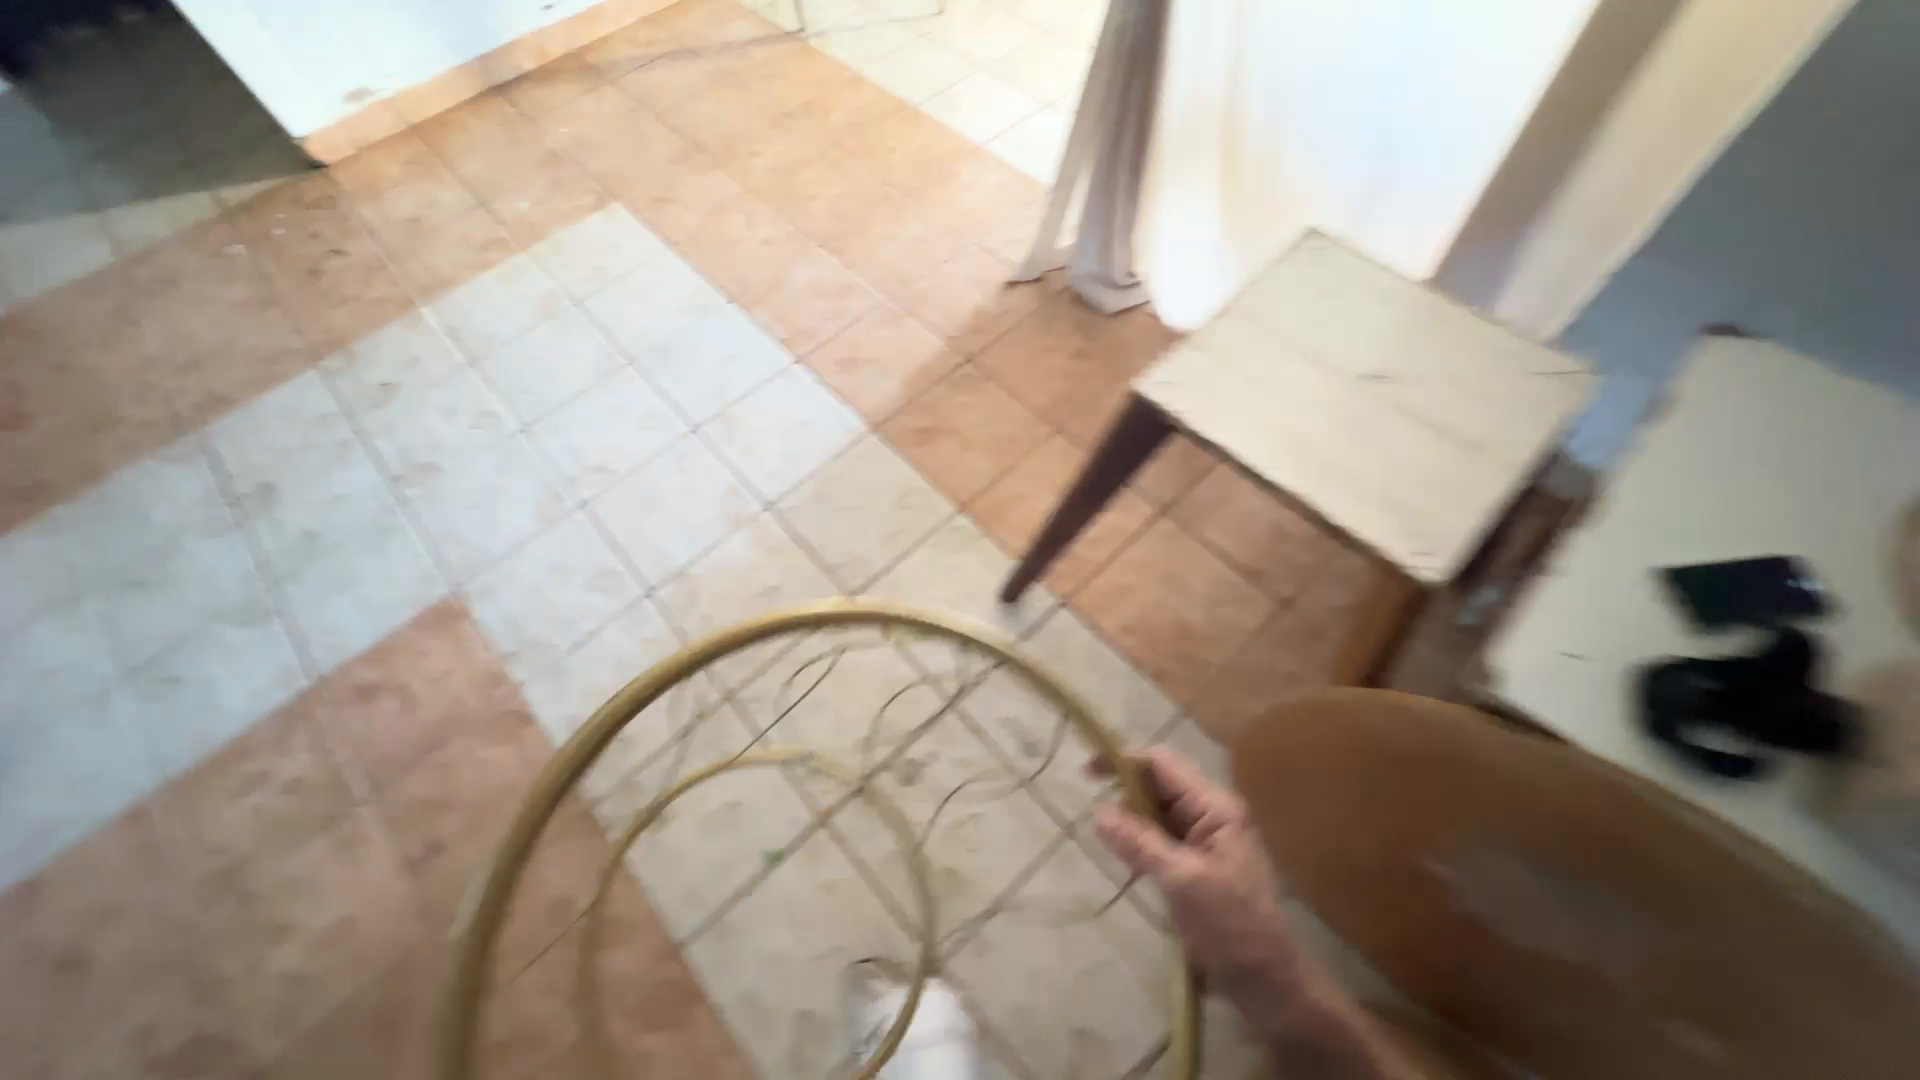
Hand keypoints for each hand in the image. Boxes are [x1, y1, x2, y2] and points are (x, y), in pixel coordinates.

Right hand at [1091, 746, 1421, 1079]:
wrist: (1271, 985)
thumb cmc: (1232, 929)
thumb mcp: (1181, 882)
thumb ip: (1140, 843)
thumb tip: (1098, 812)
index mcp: (1216, 807)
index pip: (1163, 763)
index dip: (1124, 760)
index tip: (1086, 773)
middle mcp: (1213, 813)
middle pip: (1160, 783)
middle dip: (1126, 794)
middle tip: (1098, 822)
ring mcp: (1208, 838)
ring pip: (1159, 811)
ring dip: (1132, 821)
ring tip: (1113, 847)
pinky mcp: (1201, 862)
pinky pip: (1163, 837)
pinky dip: (1142, 843)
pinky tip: (1130, 865)